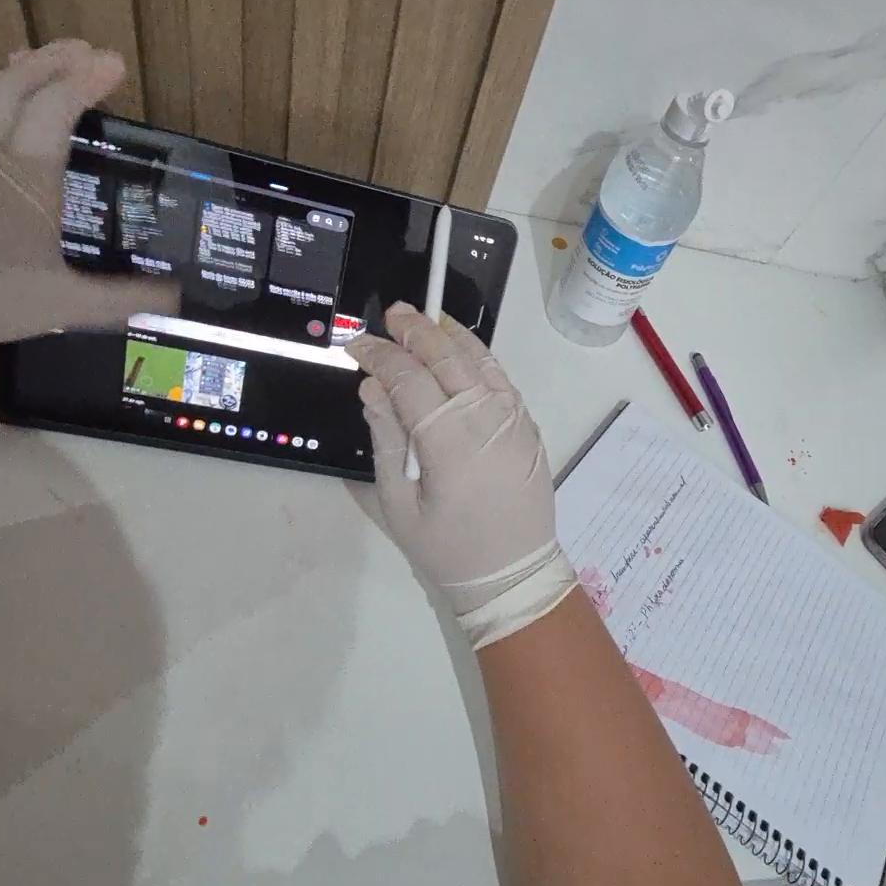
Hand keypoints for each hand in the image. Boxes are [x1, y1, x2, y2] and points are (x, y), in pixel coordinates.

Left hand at [0, 39, 171, 396]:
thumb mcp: (65, 305)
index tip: (113, 63)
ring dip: (17, 73)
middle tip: (86, 51)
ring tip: (42, 61)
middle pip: (15, 86)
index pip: (55, 108)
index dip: (85, 82)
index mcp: (23, 175)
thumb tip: (180, 299)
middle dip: (52, 62)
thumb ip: (124, 299)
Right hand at [346, 302, 575, 648]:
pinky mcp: (528, 425)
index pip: (408, 379)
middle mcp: (485, 420)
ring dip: (450, 335)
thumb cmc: (447, 548)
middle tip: (391, 313)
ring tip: (424, 318)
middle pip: (447, 359)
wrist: (514, 572)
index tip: (357, 345)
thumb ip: (386, 440)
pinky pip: (501, 378)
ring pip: (480, 361)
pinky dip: (479, 355)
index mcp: (448, 442)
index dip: (380, 356)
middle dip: (415, 331)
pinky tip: (461, 347)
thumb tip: (372, 388)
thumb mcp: (399, 504)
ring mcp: (513, 419)